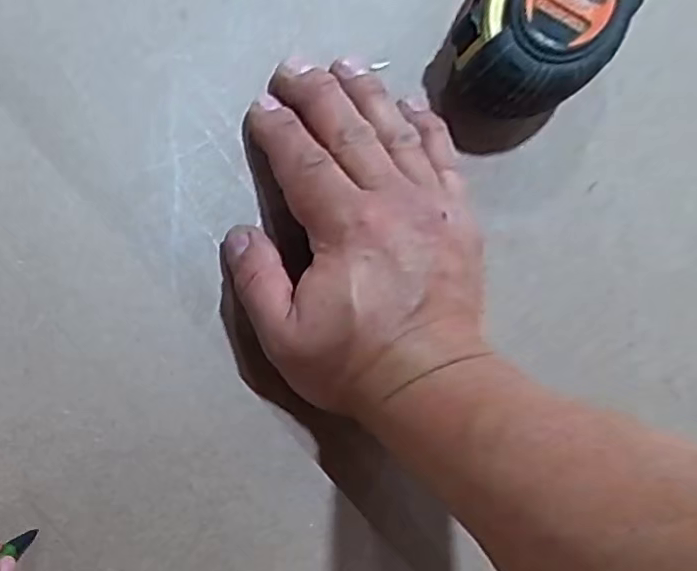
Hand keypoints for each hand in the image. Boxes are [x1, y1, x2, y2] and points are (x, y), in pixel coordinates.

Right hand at [224, 58, 494, 418]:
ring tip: (344, 65)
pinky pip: (440, 152)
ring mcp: (431, 202)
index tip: (260, 108)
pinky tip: (407, 104)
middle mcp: (391, 200)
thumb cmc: (346, 362)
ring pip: (396, 131)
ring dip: (367, 94)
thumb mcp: (280, 334)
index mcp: (344, 228)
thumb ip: (257, 280)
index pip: (305, 165)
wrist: (428, 378)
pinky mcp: (457, 215)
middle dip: (318, 96)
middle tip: (293, 67)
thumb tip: (239, 234)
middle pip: (351, 133)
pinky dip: (422, 121)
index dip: (279, 133)